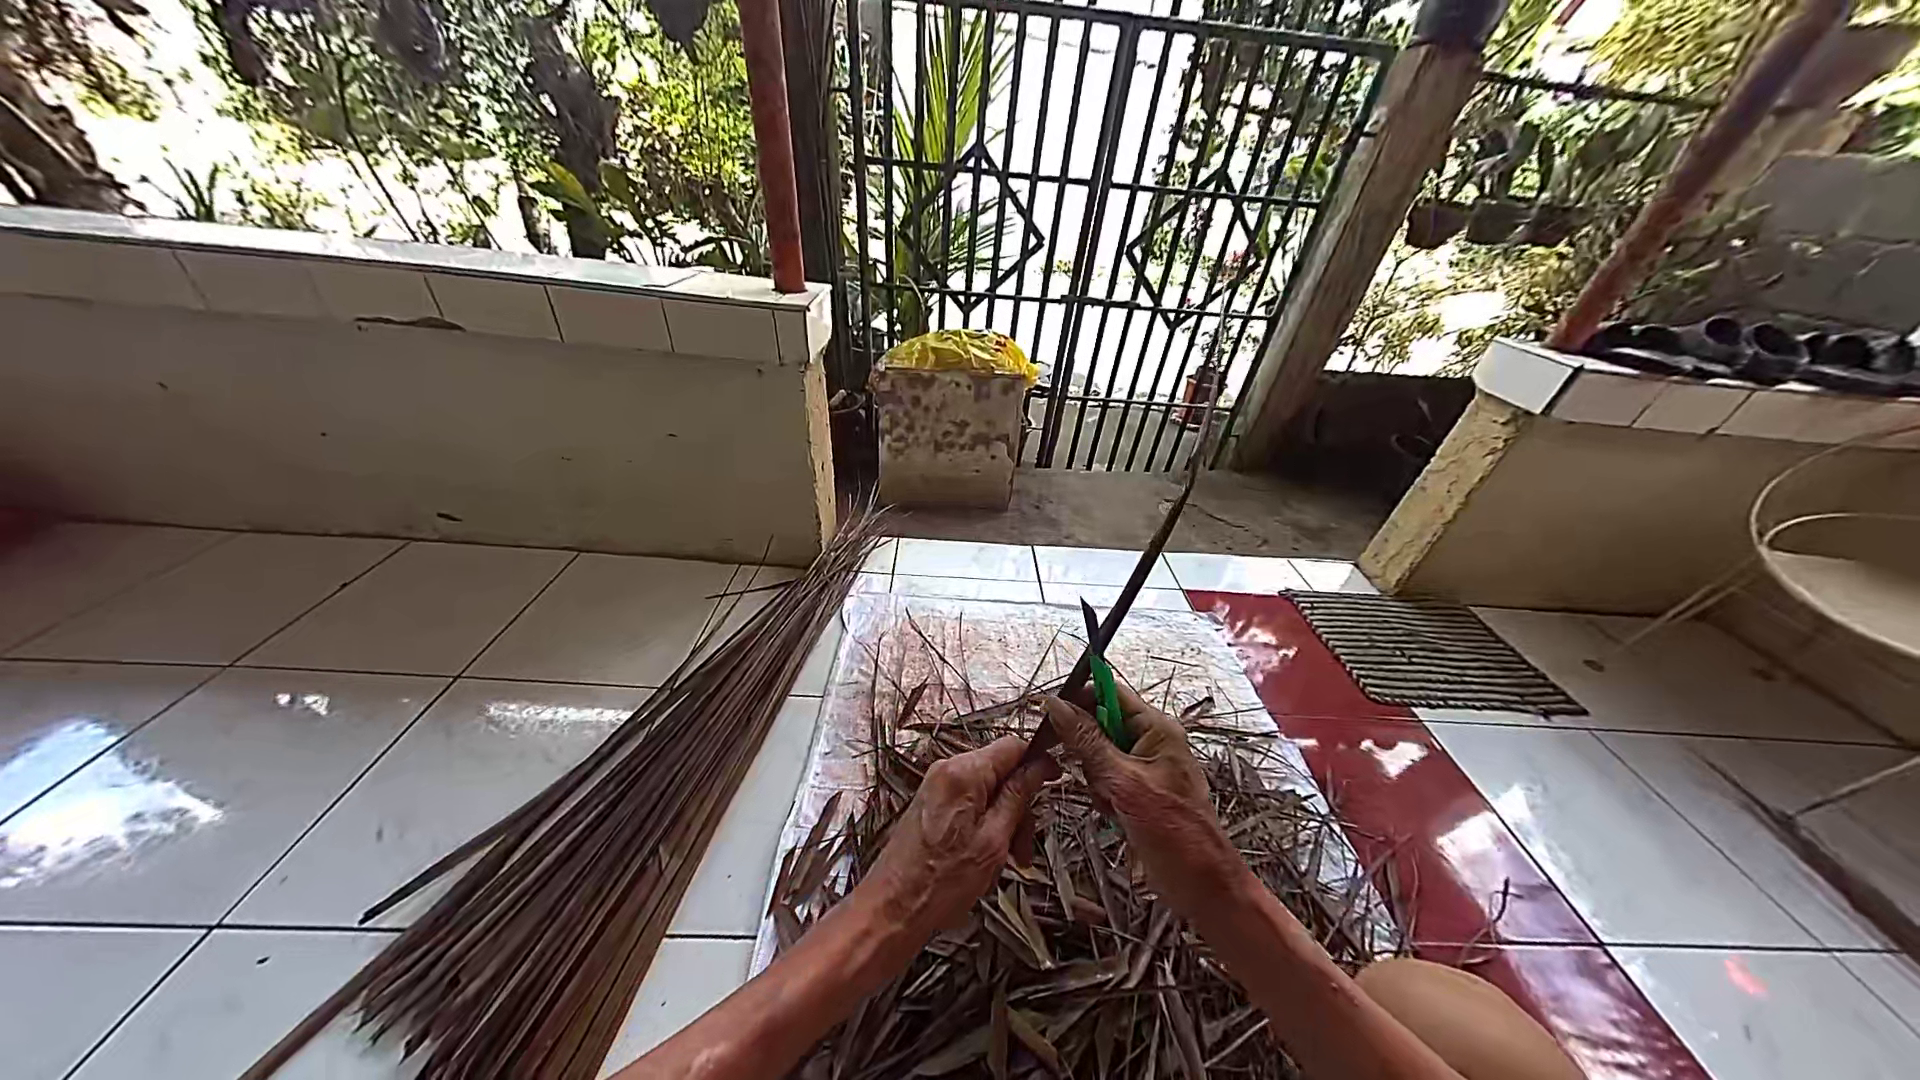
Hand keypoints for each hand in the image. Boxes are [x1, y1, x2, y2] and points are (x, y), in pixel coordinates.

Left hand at [856, 736, 1059, 941]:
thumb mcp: (994, 840)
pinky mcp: (932, 802)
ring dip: (1005, 818)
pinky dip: (987, 822)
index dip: (1038, 761)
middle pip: (1001, 770)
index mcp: (964, 772)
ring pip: (988, 788)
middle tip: (1025, 846)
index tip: (1056, 781)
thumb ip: (1018, 797)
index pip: (1012, 745)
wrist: (892, 908)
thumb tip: (1040, 766)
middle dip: (1020, 804)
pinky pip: (971, 800)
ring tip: (1009, 859)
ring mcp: (937, 785)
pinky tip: (989, 854)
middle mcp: (947, 768)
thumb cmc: (941, 882)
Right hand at [1043, 684, 1248, 916]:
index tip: (1053, 715)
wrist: (1203, 888)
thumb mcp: (1123, 781)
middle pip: (1099, 724)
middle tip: (1095, 774)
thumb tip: (1055, 704)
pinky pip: (1104, 778)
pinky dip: (1101, 793)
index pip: (1110, 692)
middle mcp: (1150, 742)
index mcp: (1156, 728)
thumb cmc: (1174, 833)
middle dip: (1087, 749)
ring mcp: (1143, 767)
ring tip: (1111, 800)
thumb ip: (1086, 741)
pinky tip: (1113, 812)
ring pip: (1097, 754)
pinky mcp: (1137, 791)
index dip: (1080, 698)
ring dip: (1094, 776)